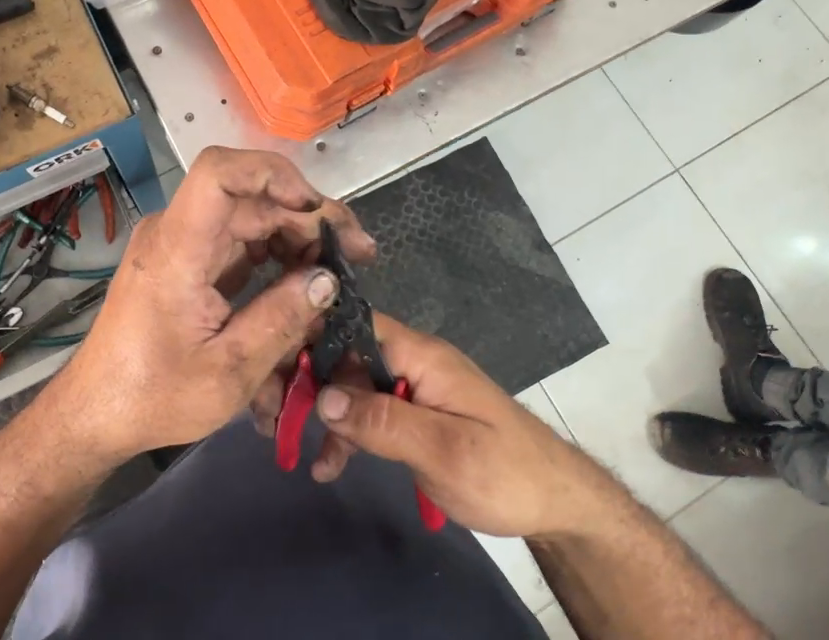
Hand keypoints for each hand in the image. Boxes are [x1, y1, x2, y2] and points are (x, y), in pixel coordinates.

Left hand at [48, 147, 374, 462]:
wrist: (97, 412)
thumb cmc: (154, 395)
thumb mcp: (229, 370)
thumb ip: (282, 319)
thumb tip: (328, 278)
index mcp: (179, 248)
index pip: (220, 172)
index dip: (274, 175)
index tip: (317, 211)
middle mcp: (178, 232)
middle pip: (251, 197)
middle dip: (309, 217)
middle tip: (358, 254)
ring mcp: (183, 245)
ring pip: (252, 217)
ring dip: (298, 236)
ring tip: (338, 271)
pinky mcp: (189, 262)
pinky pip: (240, 241)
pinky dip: (276, 254)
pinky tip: (305, 281)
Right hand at [258, 312, 584, 537]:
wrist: (557, 504)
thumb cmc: (504, 471)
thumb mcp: (443, 450)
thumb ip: (383, 421)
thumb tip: (322, 396)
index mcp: (420, 355)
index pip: (354, 324)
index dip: (311, 335)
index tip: (271, 365)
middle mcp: (412, 363)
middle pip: (346, 357)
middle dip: (306, 382)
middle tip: (271, 418)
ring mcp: (414, 390)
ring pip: (353, 389)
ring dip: (324, 416)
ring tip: (294, 451)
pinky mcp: (416, 417)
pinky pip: (370, 416)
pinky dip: (347, 436)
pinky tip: (328, 467)